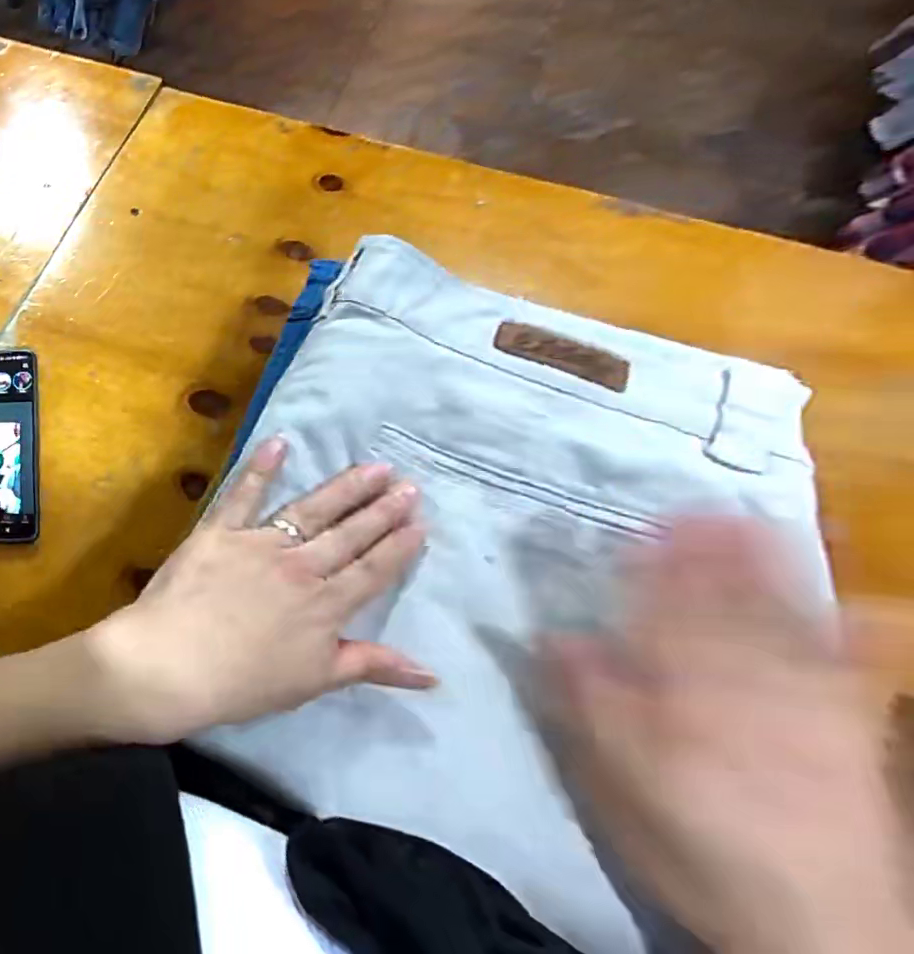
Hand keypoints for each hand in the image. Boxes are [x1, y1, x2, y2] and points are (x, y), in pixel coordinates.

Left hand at [85, 436, 434, 743]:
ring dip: (343, 488)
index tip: (421, 522)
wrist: (174, 662)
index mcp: (325, 606)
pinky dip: (259, 468)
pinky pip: (241, 494)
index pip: (373, 570)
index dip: (399, 547)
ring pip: (309, 510)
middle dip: (382, 510)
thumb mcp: (313, 681)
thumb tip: (431, 674)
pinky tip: (278, 442)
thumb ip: (369, 666)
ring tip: (372, 466)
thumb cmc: (243, 681)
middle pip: (348, 535)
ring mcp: (257, 544)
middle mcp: (299, 567)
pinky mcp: (217, 531)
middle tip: (408, 484)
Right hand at [546, 518, 913, 953]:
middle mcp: (748, 691)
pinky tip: (861, 607)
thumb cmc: (690, 844)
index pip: (659, 616)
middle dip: (714, 558)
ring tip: (758, 527)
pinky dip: (853, 634)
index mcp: (682, 698)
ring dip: (772, 575)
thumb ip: (587, 702)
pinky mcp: (851, 738)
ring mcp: (809, 712)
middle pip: (725, 611)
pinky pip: (851, 672)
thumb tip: (558, 636)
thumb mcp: (612, 777)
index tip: (638, 528)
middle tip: (702, 507)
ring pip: (785, 629)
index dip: (649, 570)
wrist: (818, 928)